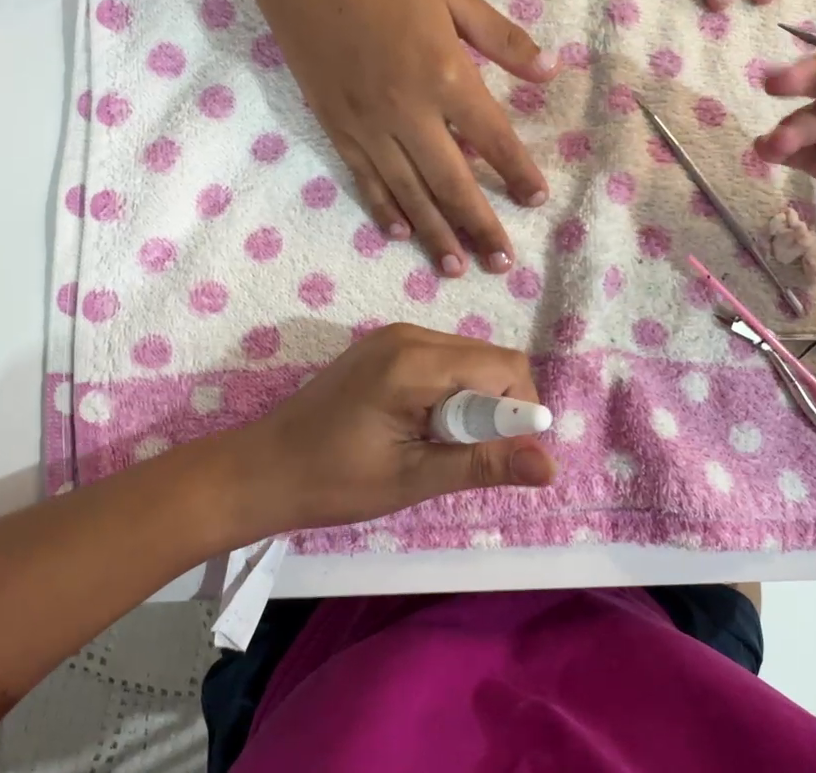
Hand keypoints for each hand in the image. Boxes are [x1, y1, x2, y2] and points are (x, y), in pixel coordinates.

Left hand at [227, 324, 556, 536]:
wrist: (264, 468)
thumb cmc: (335, 480)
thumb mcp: (414, 478)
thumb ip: (483, 464)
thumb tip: (550, 467)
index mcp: (415, 361)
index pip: (505, 368)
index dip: (520, 412)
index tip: (501, 457)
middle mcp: (409, 334)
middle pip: (490, 358)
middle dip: (496, 408)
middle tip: (463, 455)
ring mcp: (394, 336)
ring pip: (468, 359)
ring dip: (473, 402)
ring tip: (437, 444)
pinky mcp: (385, 346)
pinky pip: (443, 360)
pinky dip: (450, 392)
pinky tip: (421, 426)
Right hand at [246, 0, 556, 277]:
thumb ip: (501, 39)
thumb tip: (549, 71)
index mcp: (445, 76)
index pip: (494, 139)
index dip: (518, 172)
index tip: (537, 200)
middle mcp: (408, 113)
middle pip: (453, 182)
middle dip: (481, 225)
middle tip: (503, 264)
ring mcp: (366, 125)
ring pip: (409, 193)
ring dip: (437, 234)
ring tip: (458, 268)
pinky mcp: (334, 125)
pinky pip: (365, 179)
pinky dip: (385, 209)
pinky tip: (402, 234)